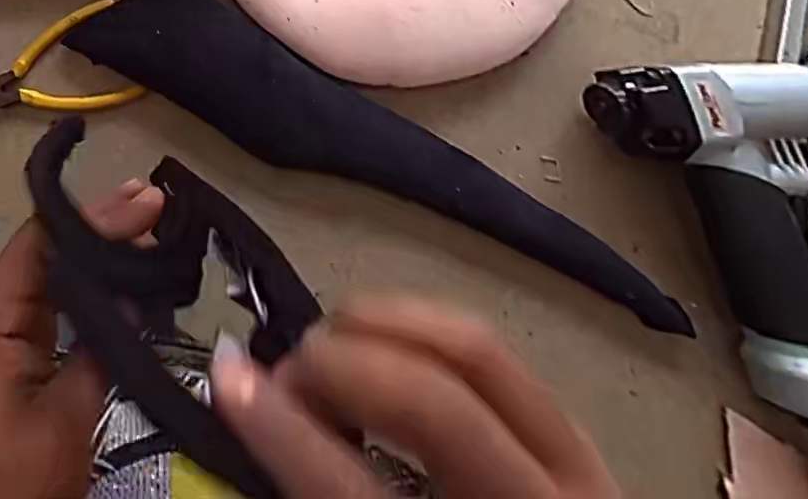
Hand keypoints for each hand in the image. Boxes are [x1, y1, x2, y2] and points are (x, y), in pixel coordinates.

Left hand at [0, 179, 165, 498]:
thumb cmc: (12, 479)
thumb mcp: (65, 418)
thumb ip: (99, 350)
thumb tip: (130, 299)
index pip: (47, 240)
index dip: (96, 217)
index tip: (143, 202)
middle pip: (49, 245)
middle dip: (101, 223)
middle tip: (151, 201)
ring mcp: (0, 321)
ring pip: (53, 267)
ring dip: (96, 247)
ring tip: (144, 223)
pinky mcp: (13, 342)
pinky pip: (52, 296)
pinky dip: (88, 281)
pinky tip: (121, 272)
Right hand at [210, 297, 620, 498]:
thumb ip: (313, 484)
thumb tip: (245, 400)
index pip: (356, 491)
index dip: (282, 431)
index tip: (227, 377)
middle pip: (433, 401)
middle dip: (334, 365)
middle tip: (287, 375)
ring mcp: (581, 473)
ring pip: (468, 347)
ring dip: (372, 327)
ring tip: (327, 348)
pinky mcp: (577, 439)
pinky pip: (482, 346)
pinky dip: (410, 324)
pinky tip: (372, 341)